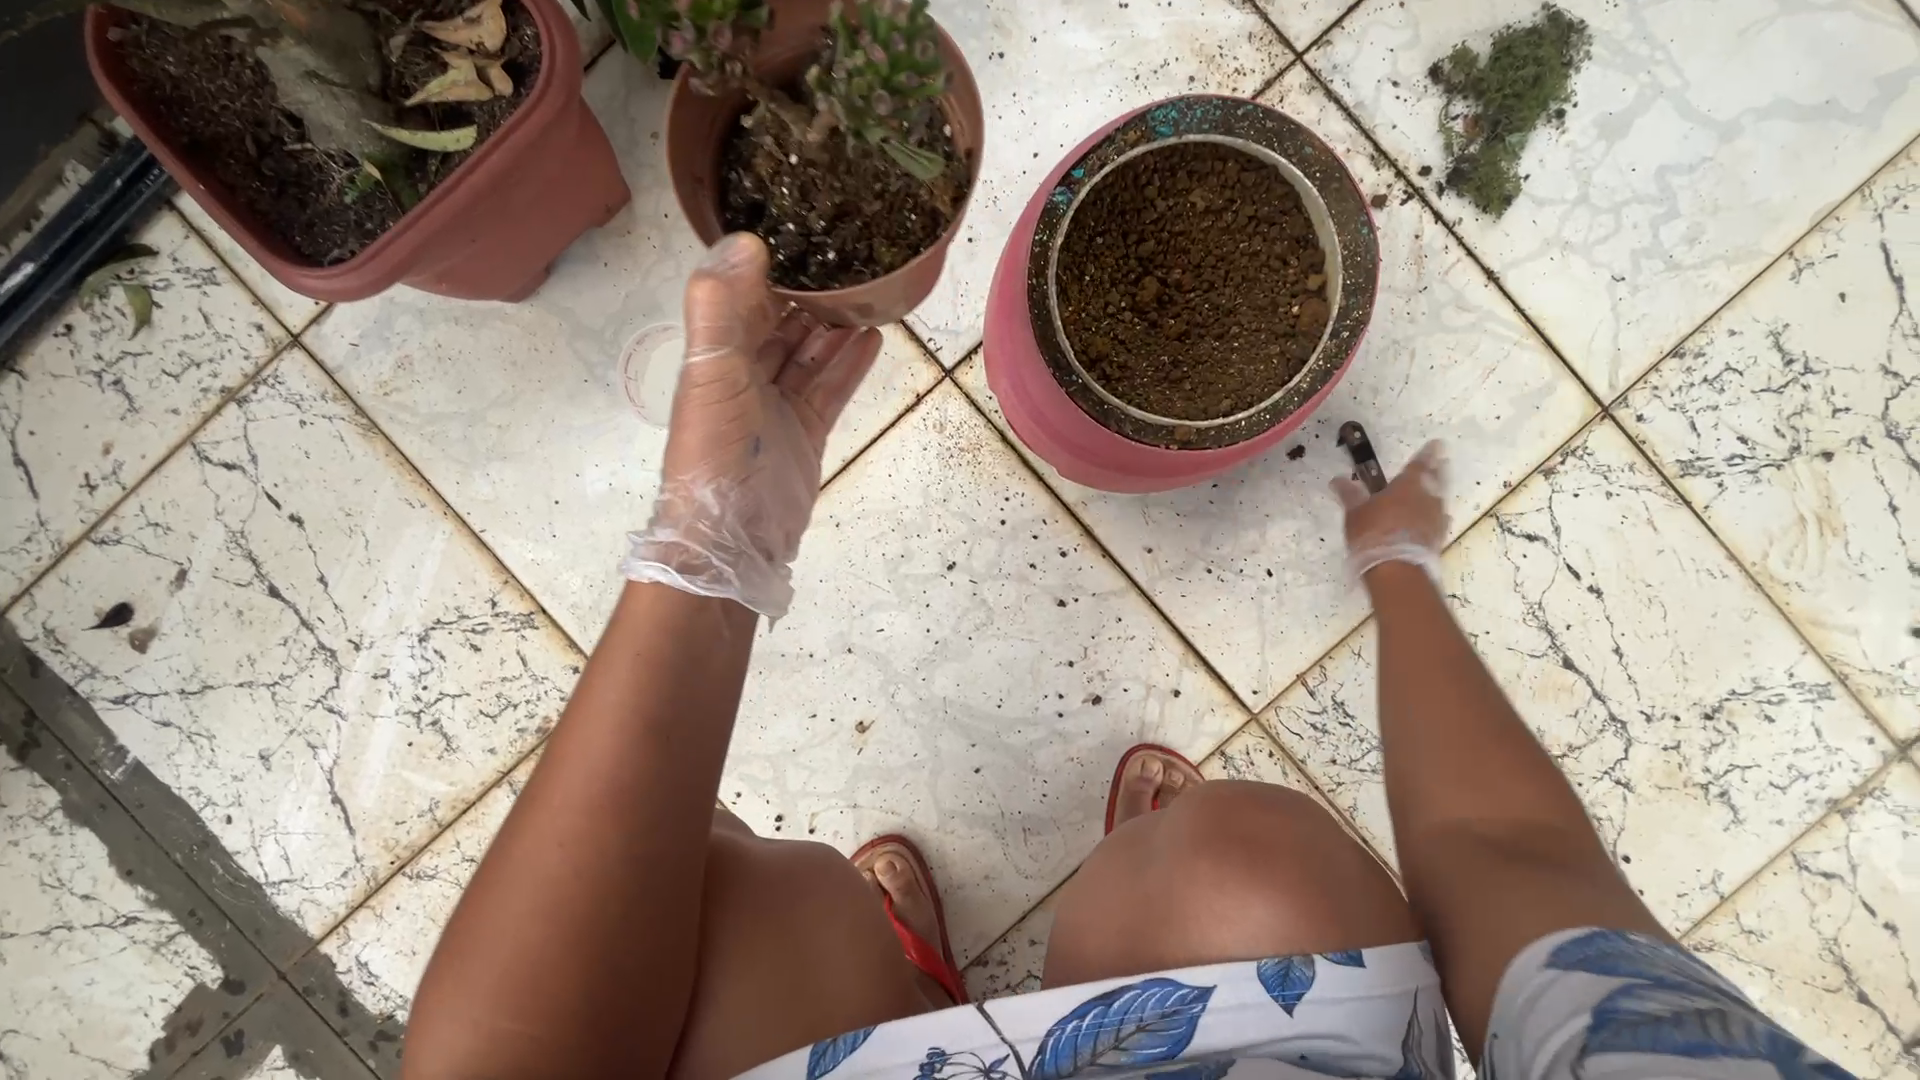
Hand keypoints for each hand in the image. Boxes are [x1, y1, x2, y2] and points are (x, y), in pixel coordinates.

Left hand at [620, 234, 881, 618]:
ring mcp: (777, 407)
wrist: (733, 540)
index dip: (766, 268)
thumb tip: (747, 239)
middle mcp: (743, 377)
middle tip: (848, 258)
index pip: (740, 300)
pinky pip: (830, 390)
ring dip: (835, 327)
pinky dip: (849, 366)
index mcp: (713, 357)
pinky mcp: (806, 433)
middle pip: (779, 325)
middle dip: (808, 294)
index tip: (800, 231)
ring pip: (809, 356)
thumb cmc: (716, 454)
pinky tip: (874, 339)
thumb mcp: (712, 374)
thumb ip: (723, 309)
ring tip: (870, 292)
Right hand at [1330, 439, 1448, 583]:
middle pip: (1436, 479)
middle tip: (1443, 460)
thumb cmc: (1373, 533)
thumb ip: (1349, 494)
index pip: (1419, 465)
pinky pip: (1438, 519)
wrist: (1396, 568)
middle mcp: (1427, 498)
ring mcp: (1435, 518)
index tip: (1436, 444)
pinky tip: (1434, 517)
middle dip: (1438, 469)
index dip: (1427, 454)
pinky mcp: (1437, 536)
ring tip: (1437, 487)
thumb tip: (1337, 479)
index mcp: (1407, 486)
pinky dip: (1435, 514)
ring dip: (1437, 491)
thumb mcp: (1355, 512)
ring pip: (1439, 498)